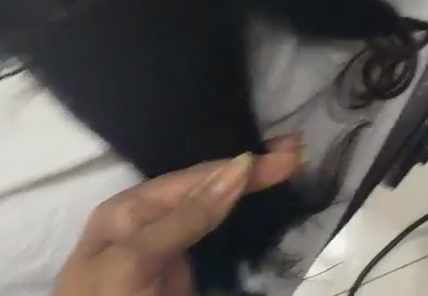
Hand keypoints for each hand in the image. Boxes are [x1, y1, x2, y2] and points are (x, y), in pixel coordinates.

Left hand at [53, 138, 301, 295]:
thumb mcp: (135, 265)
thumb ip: (187, 216)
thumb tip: (242, 164)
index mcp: (128, 211)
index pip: (197, 176)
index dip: (245, 164)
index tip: (292, 154)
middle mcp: (148, 222)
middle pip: (210, 184)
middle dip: (255, 167)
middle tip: (299, 152)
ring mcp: (165, 249)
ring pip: (218, 206)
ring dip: (254, 186)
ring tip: (292, 165)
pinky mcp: (179, 275)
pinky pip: (216, 235)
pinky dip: (243, 215)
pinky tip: (262, 201)